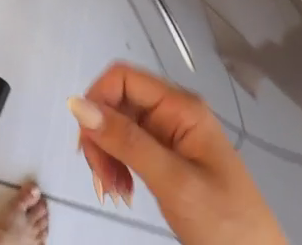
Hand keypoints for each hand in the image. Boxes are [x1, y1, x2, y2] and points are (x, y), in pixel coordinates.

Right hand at [70, 62, 286, 244]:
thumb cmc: (224, 222)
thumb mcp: (173, 180)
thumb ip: (126, 141)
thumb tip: (77, 103)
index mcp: (180, 106)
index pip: (123, 78)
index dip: (97, 101)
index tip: (88, 144)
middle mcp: (173, 113)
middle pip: (117, 102)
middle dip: (100, 135)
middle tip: (101, 179)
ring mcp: (170, 136)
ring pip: (118, 126)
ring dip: (106, 154)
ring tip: (113, 191)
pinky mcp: (166, 159)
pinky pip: (129, 148)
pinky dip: (116, 166)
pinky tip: (121, 191)